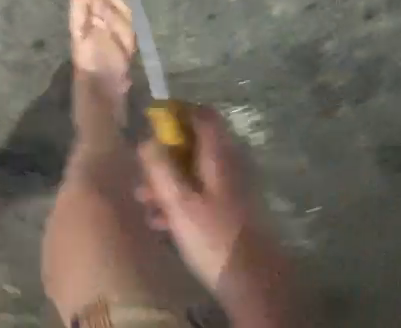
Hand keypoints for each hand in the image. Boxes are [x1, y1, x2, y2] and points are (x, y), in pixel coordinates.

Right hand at [135, 107, 264, 289]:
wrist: (257, 288)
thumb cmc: (215, 238)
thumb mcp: (178, 201)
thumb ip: (159, 166)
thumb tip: (146, 138)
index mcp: (220, 156)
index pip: (202, 114)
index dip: (177, 112)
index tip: (152, 122)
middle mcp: (231, 166)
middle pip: (195, 144)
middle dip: (164, 154)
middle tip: (142, 170)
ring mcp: (235, 191)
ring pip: (195, 172)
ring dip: (168, 181)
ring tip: (144, 202)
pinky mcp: (234, 214)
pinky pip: (202, 195)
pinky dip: (181, 201)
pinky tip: (161, 223)